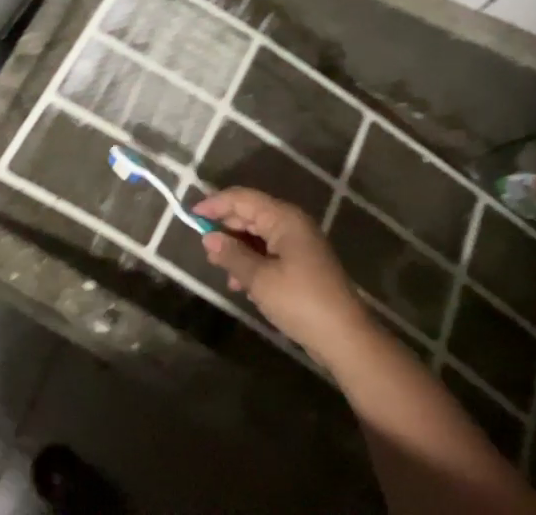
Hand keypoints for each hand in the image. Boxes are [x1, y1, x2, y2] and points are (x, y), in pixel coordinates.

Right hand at [195, 187, 366, 354]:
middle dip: (226, 228)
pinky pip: (269, 252)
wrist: (344, 337)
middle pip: (251, 214)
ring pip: (258, 235)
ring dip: (237, 248)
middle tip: (205, 247)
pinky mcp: (302, 264)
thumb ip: (232, 255)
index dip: (215, 204)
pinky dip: (252, 262)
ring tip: (220, 269)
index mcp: (284, 219)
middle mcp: (293, 225)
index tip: (190, 215)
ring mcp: (299, 245)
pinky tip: (241, 284)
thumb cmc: (300, 301)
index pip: (243, 198)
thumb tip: (209, 238)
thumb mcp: (259, 279)